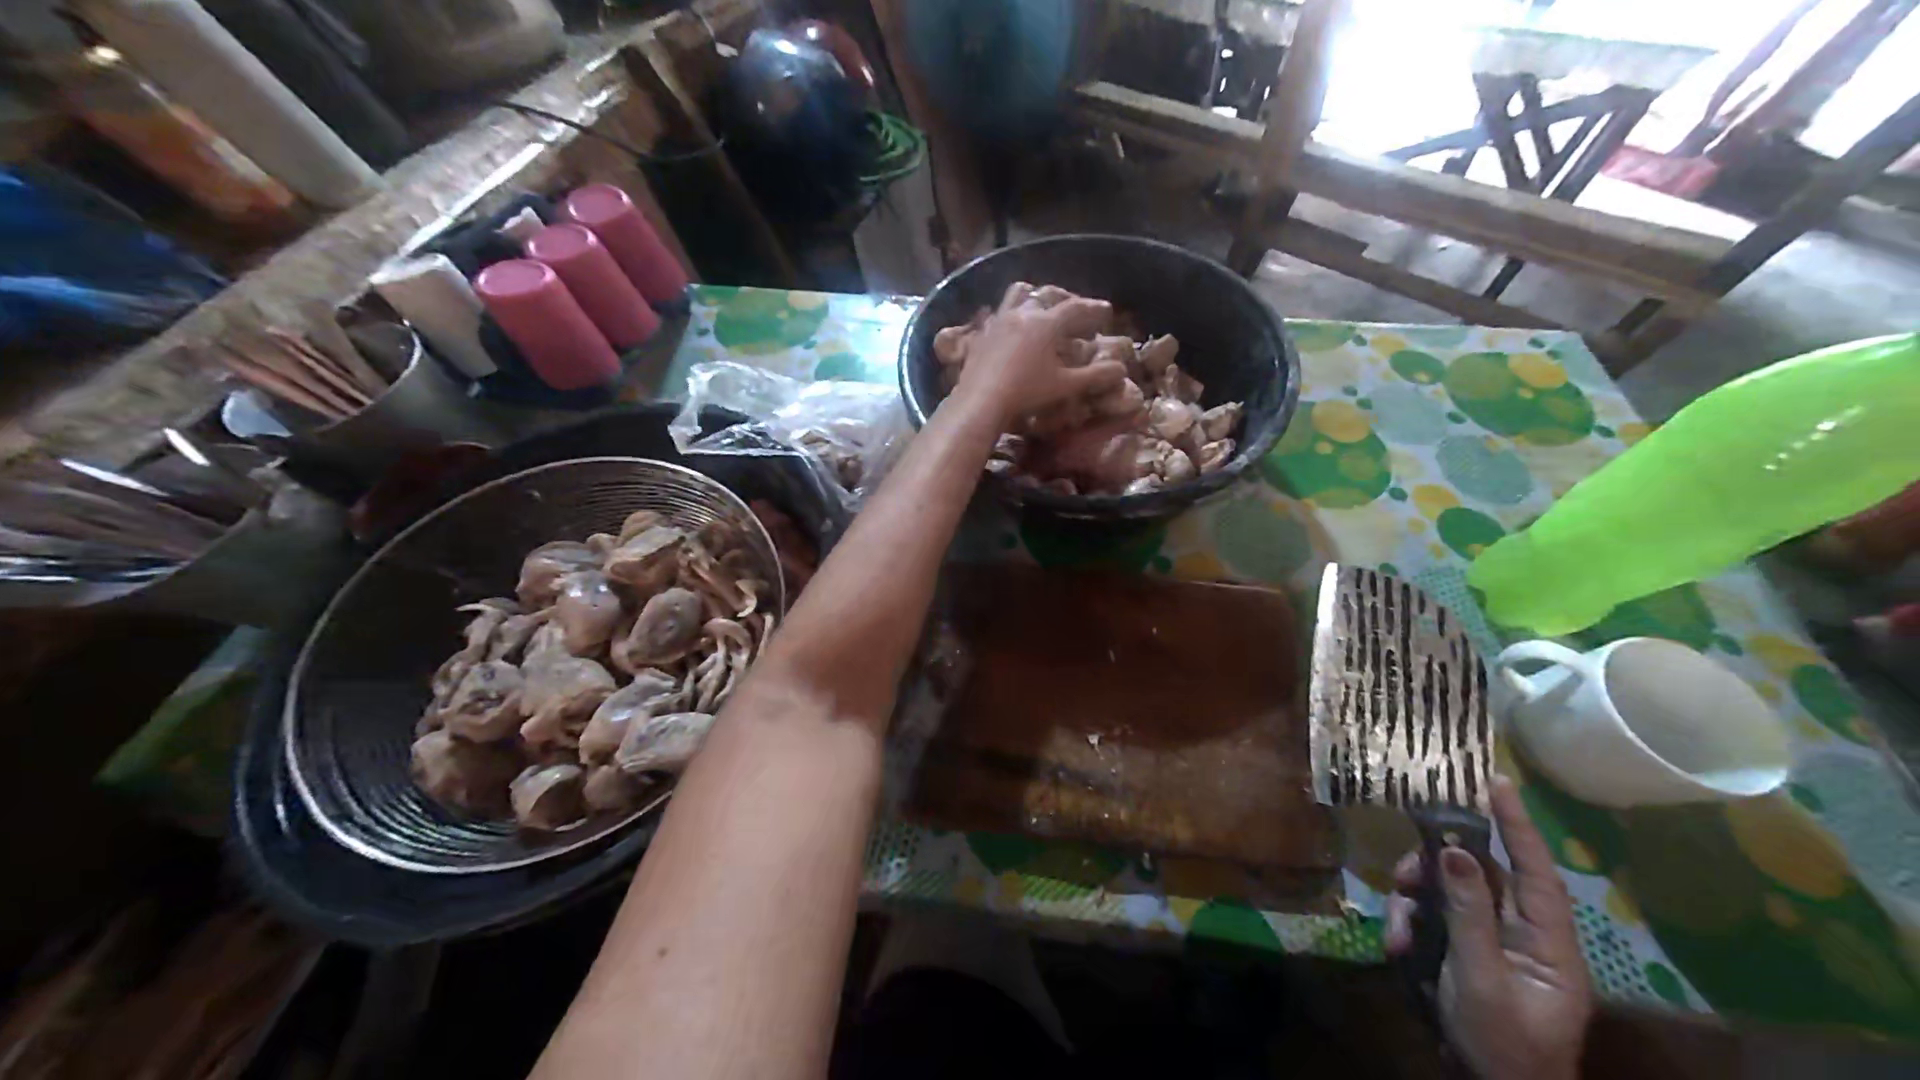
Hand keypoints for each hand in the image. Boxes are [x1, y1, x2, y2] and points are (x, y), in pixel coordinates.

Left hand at [953, 294, 1127, 426]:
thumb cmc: (1026, 392)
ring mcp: (999, 319)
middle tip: (1077, 310)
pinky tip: (1013, 327)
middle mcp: (1023, 312)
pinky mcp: (982, 331)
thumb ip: (1094, 376)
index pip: (1077, 307)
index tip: (1106, 312)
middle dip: (1067, 299)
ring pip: (1020, 293)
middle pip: (1049, 294)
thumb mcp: (1065, 386)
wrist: (980, 401)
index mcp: (1046, 323)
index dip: (1094, 308)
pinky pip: (999, 312)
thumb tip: (1120, 369)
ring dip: (1036, 296)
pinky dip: (1012, 313)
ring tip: (1042, 308)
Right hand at [1385, 776, 1591, 1079]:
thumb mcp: (1482, 979)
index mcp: (1548, 942)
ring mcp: (1492, 940)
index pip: (1536, 871)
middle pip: (1478, 875)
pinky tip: (1400, 950)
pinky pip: (1433, 917)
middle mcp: (1523, 932)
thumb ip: (1468, 913)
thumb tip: (1457, 851)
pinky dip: (1411, 926)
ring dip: (1415, 903)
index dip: (1516, 825)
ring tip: (1400, 936)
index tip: (1496, 782)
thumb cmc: (1502, 1042)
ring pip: (1447, 892)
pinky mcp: (1464, 949)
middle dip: (1435, 869)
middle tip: (1403, 875)